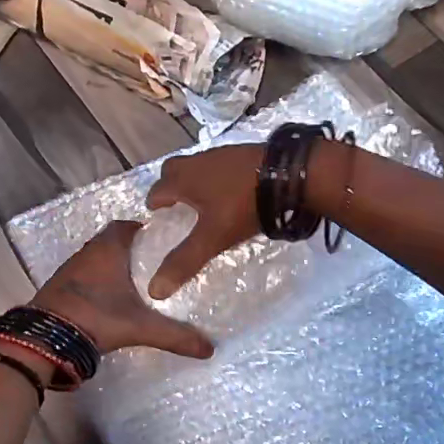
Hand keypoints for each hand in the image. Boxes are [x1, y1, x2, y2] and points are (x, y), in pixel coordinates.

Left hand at [30, 221, 213, 359]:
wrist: (47, 338)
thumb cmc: (97, 318)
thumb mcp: (141, 327)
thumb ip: (175, 336)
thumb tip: (208, 349)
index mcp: (108, 250)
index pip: (126, 226)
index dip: (144, 231)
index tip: (162, 243)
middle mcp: (87, 253)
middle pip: (112, 242)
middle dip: (131, 251)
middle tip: (154, 266)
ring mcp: (69, 270)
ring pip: (96, 259)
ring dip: (113, 267)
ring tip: (136, 284)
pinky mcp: (59, 287)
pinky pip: (84, 276)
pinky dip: (97, 282)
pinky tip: (109, 300)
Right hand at [142, 143, 266, 299]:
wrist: (290, 175)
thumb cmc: (243, 206)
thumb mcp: (212, 238)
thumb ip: (185, 262)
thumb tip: (154, 291)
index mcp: (184, 180)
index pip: (157, 190)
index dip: (154, 203)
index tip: (155, 214)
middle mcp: (199, 162)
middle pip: (174, 169)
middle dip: (170, 184)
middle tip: (176, 203)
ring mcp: (224, 154)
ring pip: (199, 165)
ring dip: (195, 180)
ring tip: (203, 200)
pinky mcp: (246, 152)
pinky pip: (222, 165)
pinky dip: (219, 177)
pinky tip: (231, 191)